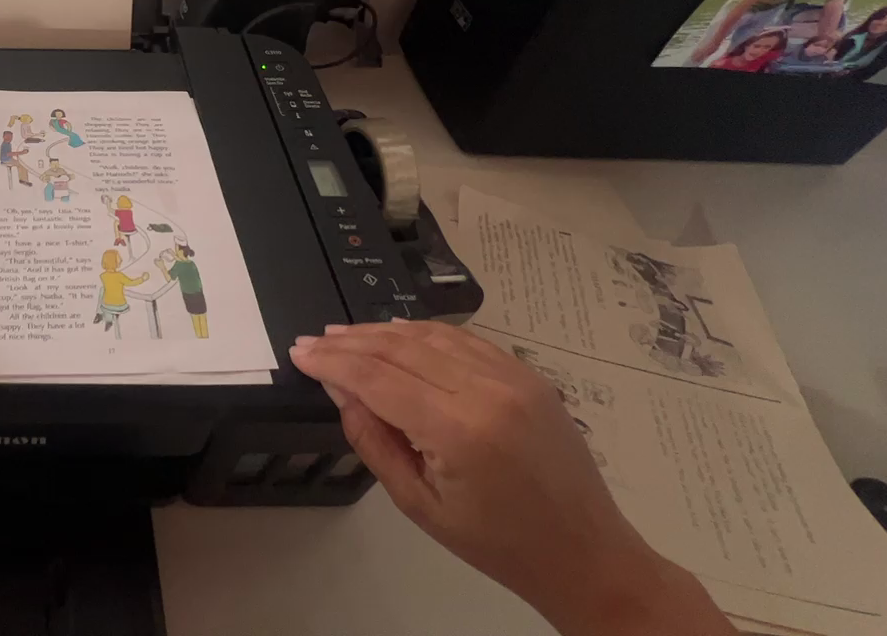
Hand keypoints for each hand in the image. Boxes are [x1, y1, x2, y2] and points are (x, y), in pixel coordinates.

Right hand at [290, 322, 733, 635]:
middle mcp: (486, 392)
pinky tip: (393, 333)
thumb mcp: (418, 503)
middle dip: (348, 343)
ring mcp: (512, 376)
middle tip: (312, 341)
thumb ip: (372, 438)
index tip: (299, 353)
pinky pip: (461, 338)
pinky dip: (419, 331)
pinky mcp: (527, 373)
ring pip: (427, 334)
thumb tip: (338, 387)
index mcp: (459, 432)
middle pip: (398, 348)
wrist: (588, 555)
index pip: (376, 378)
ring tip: (342, 335)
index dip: (331, 362)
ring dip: (379, 331)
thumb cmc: (496, 543)